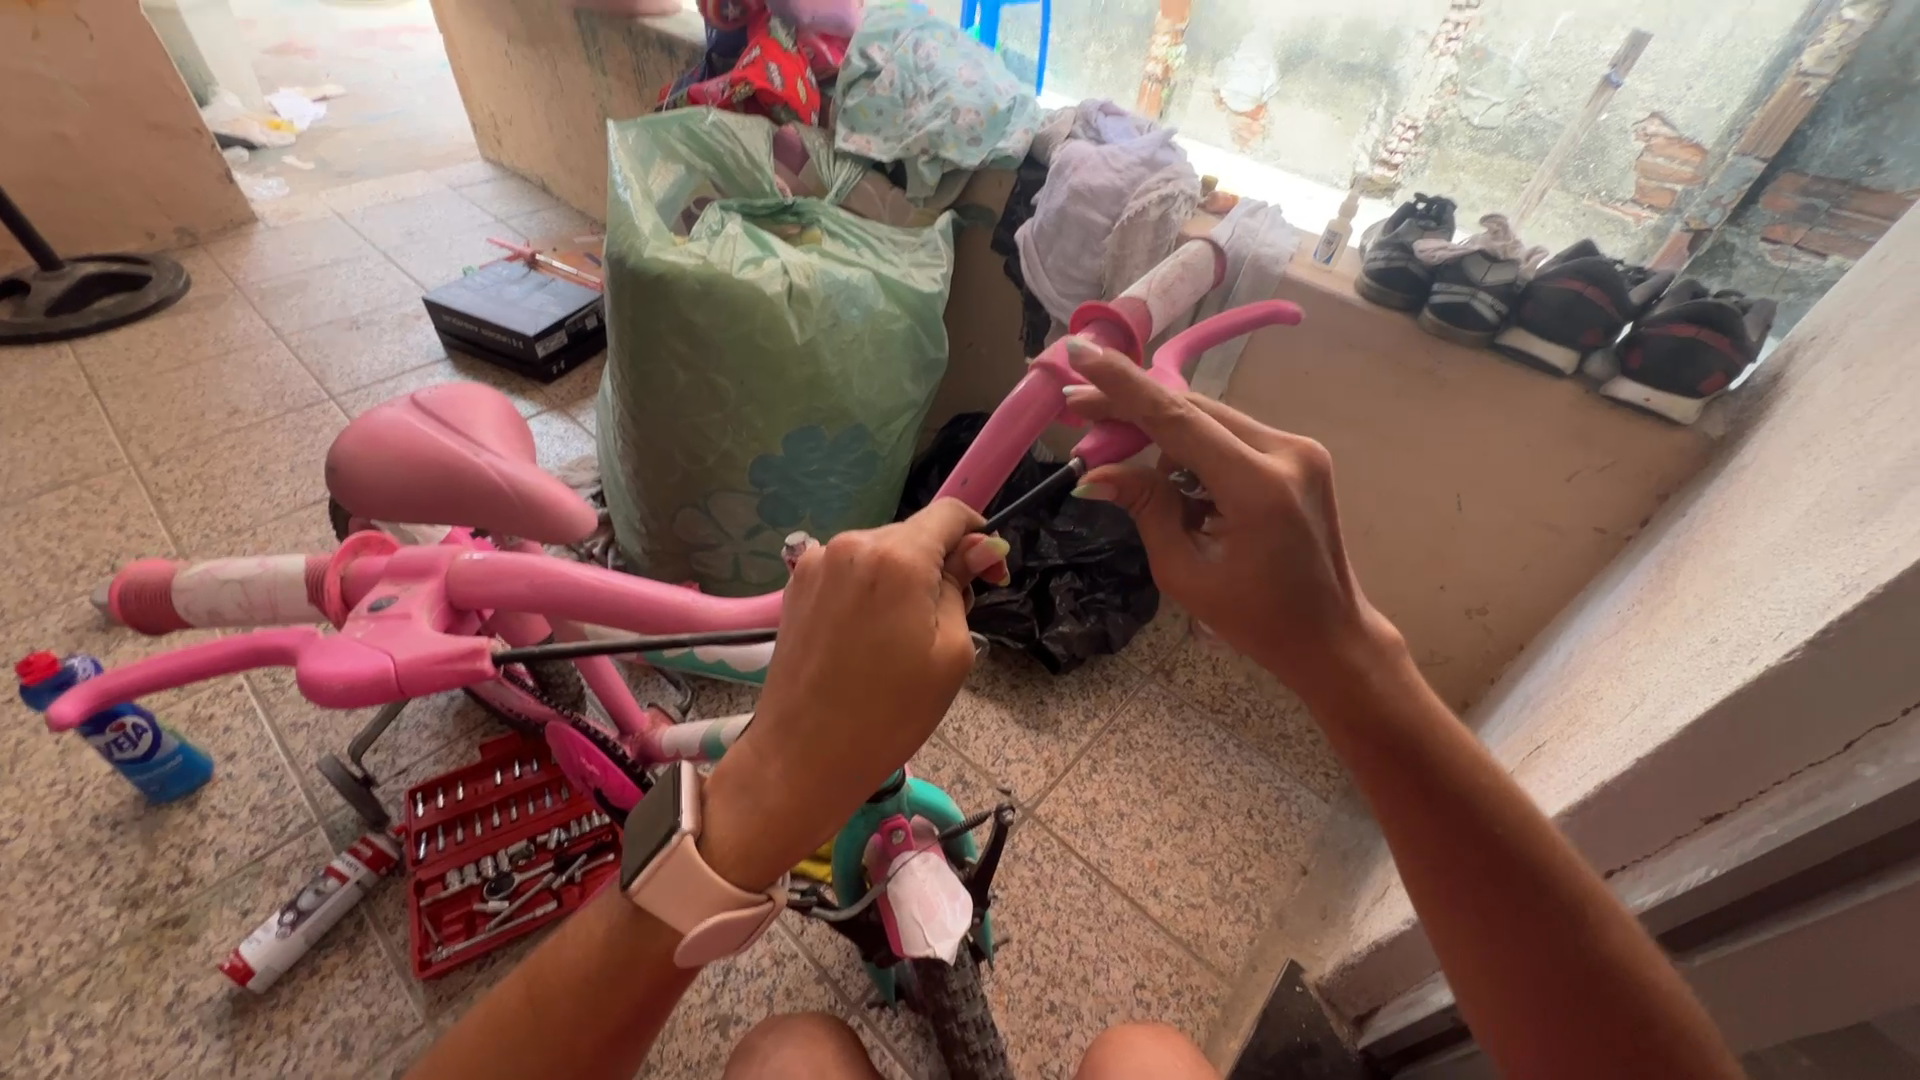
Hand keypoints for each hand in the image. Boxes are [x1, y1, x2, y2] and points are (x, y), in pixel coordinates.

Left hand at [698, 500, 1007, 888]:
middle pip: (914, 534)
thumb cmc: (890, 712)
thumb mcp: (951, 652)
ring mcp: (816, 562)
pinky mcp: (796, 585)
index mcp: (896, 556)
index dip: (978, 536)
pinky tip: (869, 634)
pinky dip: (870, 589)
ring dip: (903, 578)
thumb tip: (978, 548)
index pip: (949, 513)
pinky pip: (850, 570)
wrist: (802, 755)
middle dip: (940, 564)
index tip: (988, 577)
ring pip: (880, 552)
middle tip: (949, 619)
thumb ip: (963, 587)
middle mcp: (852, 543)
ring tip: (903, 636)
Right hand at [1061, 336, 1401, 702]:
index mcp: (1258, 488)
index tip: (1081, 354)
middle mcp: (1286, 452)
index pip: (1178, 420)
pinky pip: (1229, 436)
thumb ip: (1145, 508)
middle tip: (1079, 412)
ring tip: (1139, 482)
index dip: (1123, 386)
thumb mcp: (1183, 571)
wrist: (1328, 635)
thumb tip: (1093, 475)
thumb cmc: (1254, 619)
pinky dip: (1193, 453)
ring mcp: (1298, 449)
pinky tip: (1181, 490)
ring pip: (1209, 421)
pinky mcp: (1299, 455)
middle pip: (1191, 411)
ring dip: (1162, 438)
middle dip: (1132, 410)